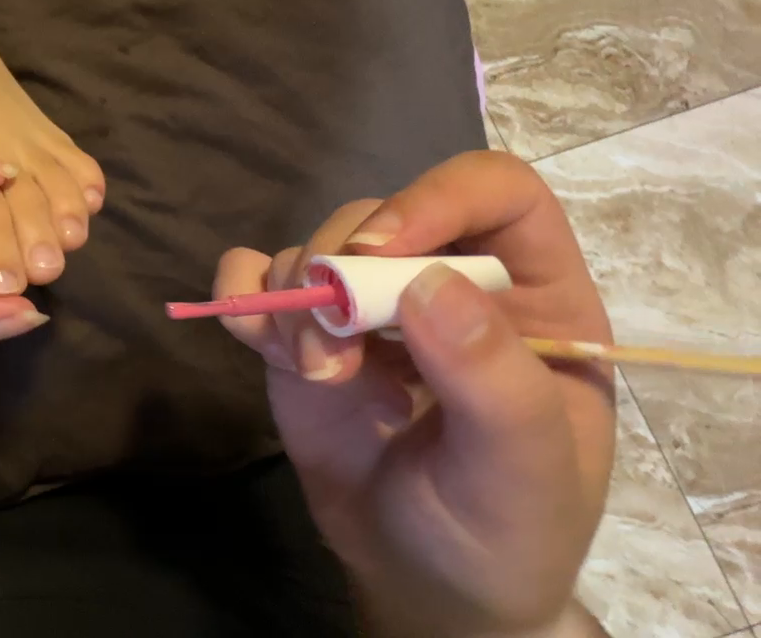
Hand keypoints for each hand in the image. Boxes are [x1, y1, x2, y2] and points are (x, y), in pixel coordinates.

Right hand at [213, 151, 614, 637]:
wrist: (415, 575)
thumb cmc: (498, 530)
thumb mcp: (522, 474)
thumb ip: (493, 382)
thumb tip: (425, 284)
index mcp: (529, 300)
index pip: (494, 194)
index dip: (435, 199)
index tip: (377, 253)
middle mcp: (440, 284)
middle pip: (375, 217)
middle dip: (337, 274)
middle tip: (330, 349)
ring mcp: (361, 305)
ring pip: (309, 247)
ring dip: (291, 301)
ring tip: (308, 371)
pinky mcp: (297, 327)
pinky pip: (251, 274)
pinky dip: (240, 295)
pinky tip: (254, 342)